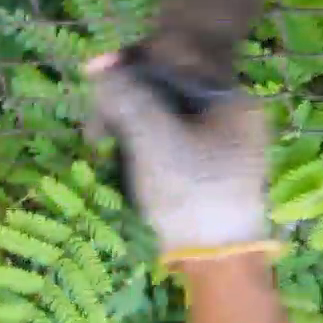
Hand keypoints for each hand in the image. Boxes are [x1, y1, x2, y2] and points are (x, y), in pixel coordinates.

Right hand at [84, 52, 274, 260]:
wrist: (213, 259)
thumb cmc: (190, 192)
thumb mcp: (152, 135)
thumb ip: (124, 93)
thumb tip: (98, 70)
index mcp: (231, 98)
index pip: (170, 62)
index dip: (127, 62)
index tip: (91, 68)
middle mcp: (228, 113)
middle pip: (161, 85)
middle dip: (120, 95)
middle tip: (93, 114)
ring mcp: (216, 139)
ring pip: (157, 109)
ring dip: (121, 116)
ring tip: (96, 136)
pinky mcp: (200, 162)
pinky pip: (161, 133)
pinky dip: (133, 135)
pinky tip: (111, 147)